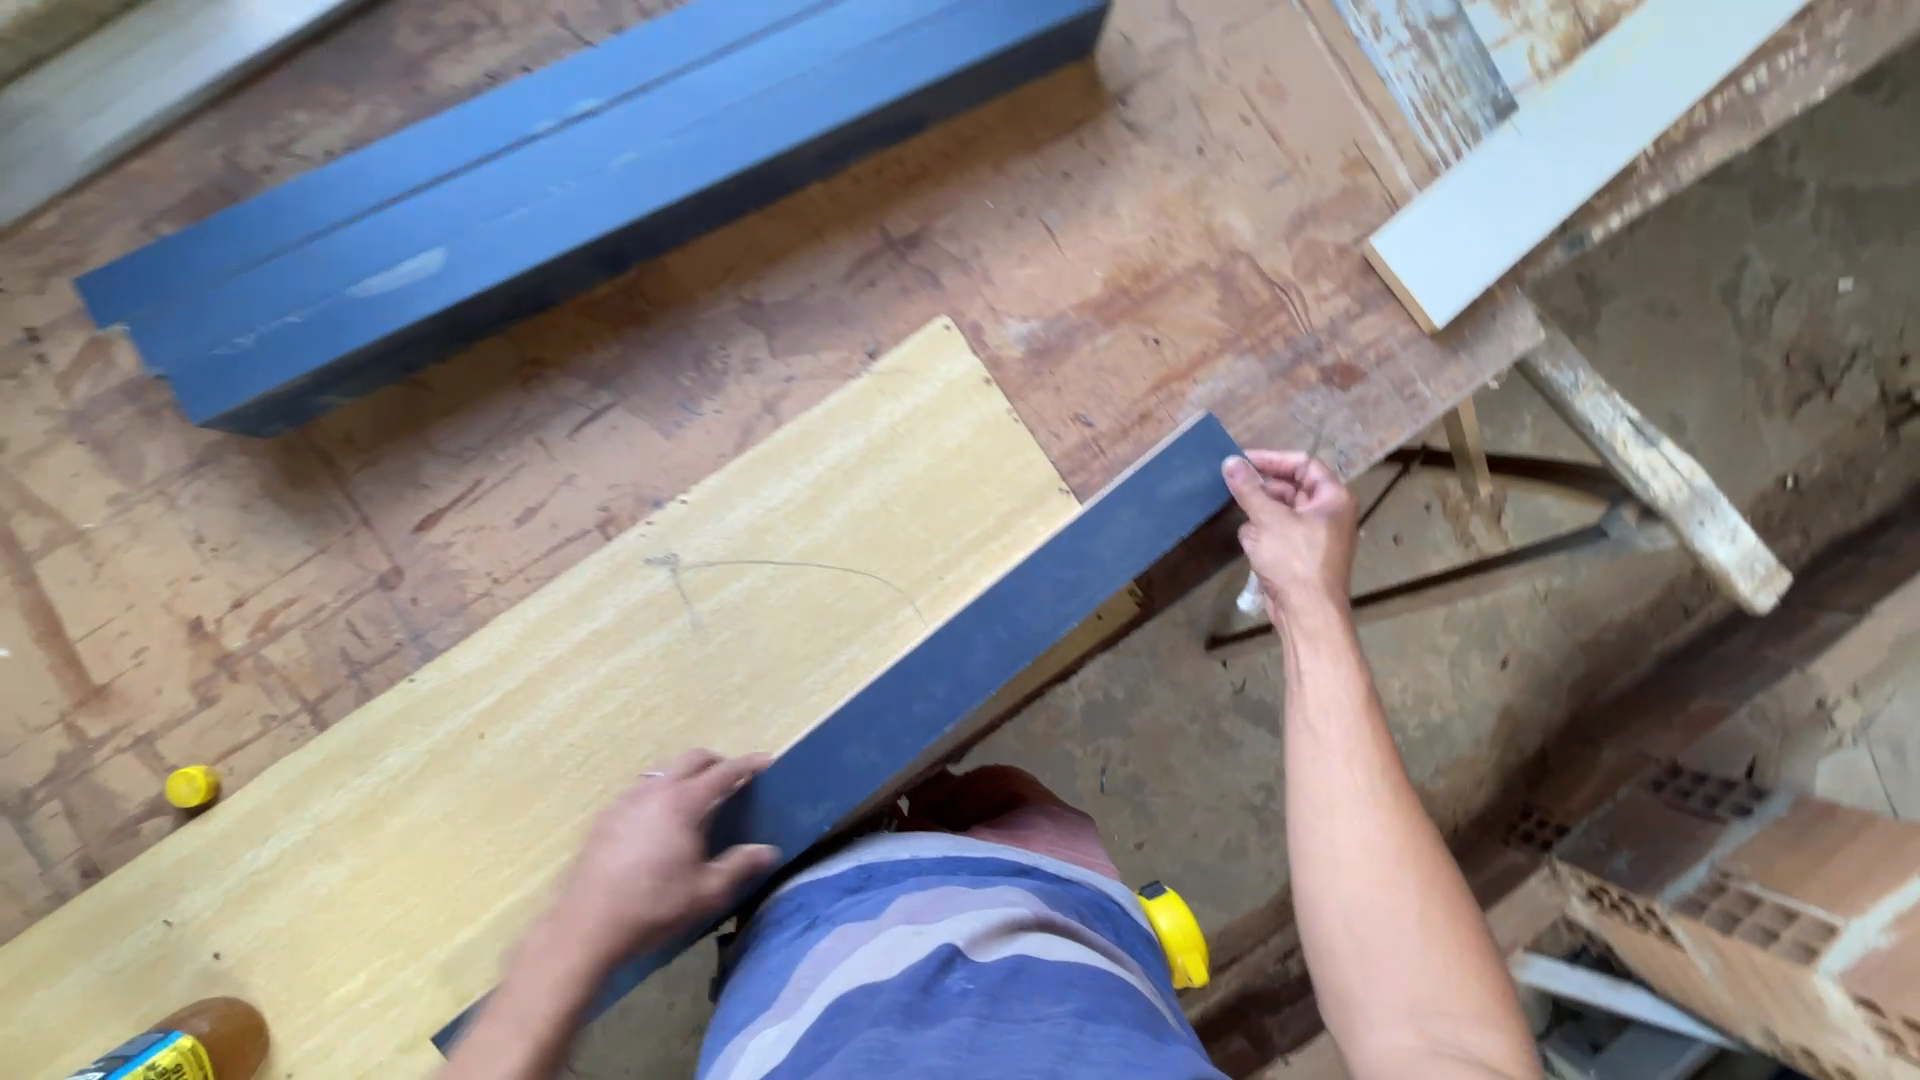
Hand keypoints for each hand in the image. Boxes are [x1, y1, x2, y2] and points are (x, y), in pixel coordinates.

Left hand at [545, 750, 778, 958]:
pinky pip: (642, 787)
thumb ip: (740, 866)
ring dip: (687, 774)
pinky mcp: (606, 816)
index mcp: (684, 802)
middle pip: (692, 758)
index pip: (724, 771)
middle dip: (717, 762)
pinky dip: (661, 789)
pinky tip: (661, 818)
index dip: (748, 765)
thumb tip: (769, 851)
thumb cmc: (652, 907)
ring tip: (698, 798)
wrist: (585, 927)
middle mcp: (655, 790)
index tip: (766, 762)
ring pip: (664, 770)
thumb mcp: (706, 892)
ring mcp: (626, 799)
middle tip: (733, 780)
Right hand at [1222, 450, 1357, 622]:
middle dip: (1261, 491)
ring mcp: (1315, 535)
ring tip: (1245, 522)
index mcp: (1332, 498)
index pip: (1303, 464)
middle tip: (1233, 487)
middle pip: (1290, 487)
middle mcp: (1328, 513)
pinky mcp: (1300, 554)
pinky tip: (1251, 544)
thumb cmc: (1294, 560)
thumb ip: (1248, 489)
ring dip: (1259, 515)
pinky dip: (1262, 535)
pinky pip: (1278, 533)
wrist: (1307, 611)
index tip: (1241, 461)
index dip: (1272, 459)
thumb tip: (1230, 462)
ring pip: (1280, 511)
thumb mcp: (1268, 520)